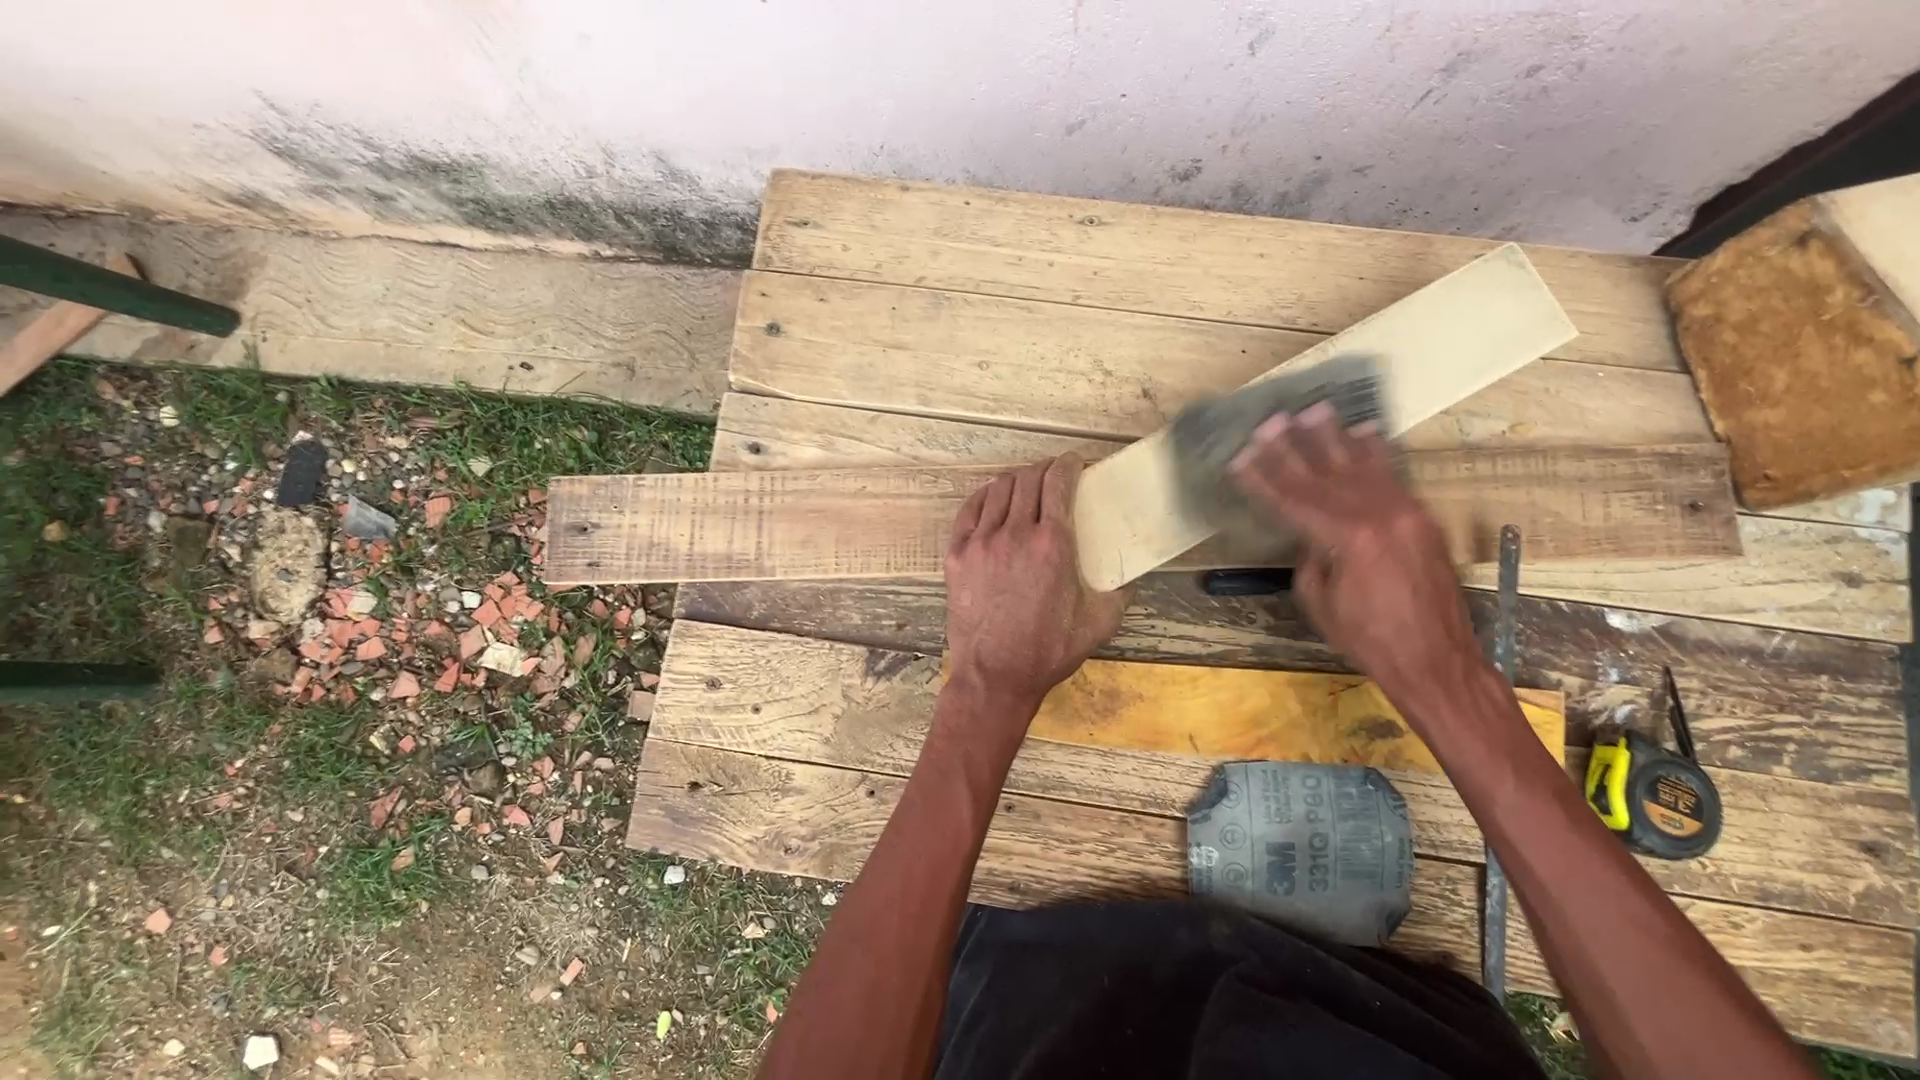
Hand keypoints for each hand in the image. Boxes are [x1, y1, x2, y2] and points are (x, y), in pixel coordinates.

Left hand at [945, 454, 1131, 710]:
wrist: (995, 675)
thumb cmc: (1049, 651)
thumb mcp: (1100, 621)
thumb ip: (1120, 589)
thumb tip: (1132, 572)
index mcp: (1052, 543)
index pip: (1058, 481)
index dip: (1069, 464)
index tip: (1076, 463)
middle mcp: (1014, 533)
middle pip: (1028, 478)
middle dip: (1045, 469)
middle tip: (1055, 476)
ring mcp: (980, 542)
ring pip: (998, 489)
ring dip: (1017, 480)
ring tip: (1026, 487)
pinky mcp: (956, 555)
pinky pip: (969, 510)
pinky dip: (984, 497)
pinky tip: (993, 500)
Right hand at [1228, 402, 1482, 690]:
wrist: (1436, 659)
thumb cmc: (1369, 640)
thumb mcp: (1321, 602)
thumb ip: (1312, 558)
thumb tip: (1312, 533)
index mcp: (1347, 540)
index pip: (1294, 500)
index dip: (1263, 479)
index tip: (1240, 457)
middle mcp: (1378, 516)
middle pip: (1325, 475)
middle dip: (1293, 447)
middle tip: (1271, 421)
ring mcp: (1406, 513)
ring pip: (1361, 467)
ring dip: (1334, 438)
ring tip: (1314, 410)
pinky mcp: (1422, 519)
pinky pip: (1393, 476)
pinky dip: (1376, 453)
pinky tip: (1364, 432)